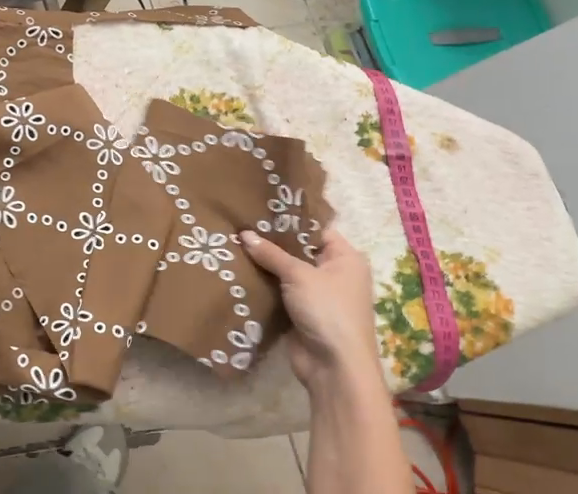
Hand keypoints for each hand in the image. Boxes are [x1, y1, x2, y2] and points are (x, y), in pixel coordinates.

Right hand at [242, 229, 380, 389]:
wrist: (335, 368)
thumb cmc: (327, 311)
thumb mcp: (299, 275)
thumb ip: (271, 253)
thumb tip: (244, 234)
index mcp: (345, 258)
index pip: (315, 228)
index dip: (288, 219)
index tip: (258, 208)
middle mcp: (333, 273)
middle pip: (298, 249)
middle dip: (270, 241)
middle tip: (239, 223)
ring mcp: (316, 294)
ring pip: (285, 271)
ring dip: (263, 263)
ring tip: (232, 242)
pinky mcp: (300, 312)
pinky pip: (279, 291)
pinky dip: (263, 283)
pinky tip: (237, 269)